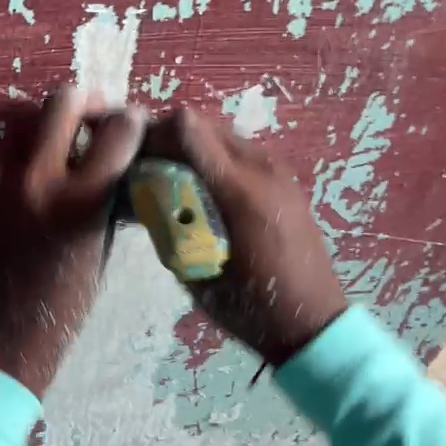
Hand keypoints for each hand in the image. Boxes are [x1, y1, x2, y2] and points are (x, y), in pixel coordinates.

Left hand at [0, 87, 146, 397]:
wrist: (0, 333)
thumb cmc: (64, 300)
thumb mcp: (99, 246)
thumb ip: (106, 196)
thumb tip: (115, 158)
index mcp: (81, 198)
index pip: (118, 129)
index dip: (130, 119)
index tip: (130, 121)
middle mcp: (37, 177)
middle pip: (61, 102)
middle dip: (84, 100)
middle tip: (91, 114)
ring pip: (24, 125)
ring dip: (46, 130)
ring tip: (55, 151)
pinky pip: (0, 158)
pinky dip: (18, 164)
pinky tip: (22, 188)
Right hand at [153, 108, 349, 365]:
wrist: (313, 323)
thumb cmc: (250, 306)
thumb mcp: (195, 269)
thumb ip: (169, 221)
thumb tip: (140, 189)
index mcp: (239, 191)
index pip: (187, 128)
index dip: (153, 133)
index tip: (132, 155)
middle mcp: (262, 169)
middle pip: (202, 122)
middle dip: (168, 137)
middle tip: (145, 165)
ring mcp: (278, 170)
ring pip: (221, 133)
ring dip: (191, 145)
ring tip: (170, 175)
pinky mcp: (284, 179)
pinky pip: (238, 150)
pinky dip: (212, 156)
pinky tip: (201, 186)